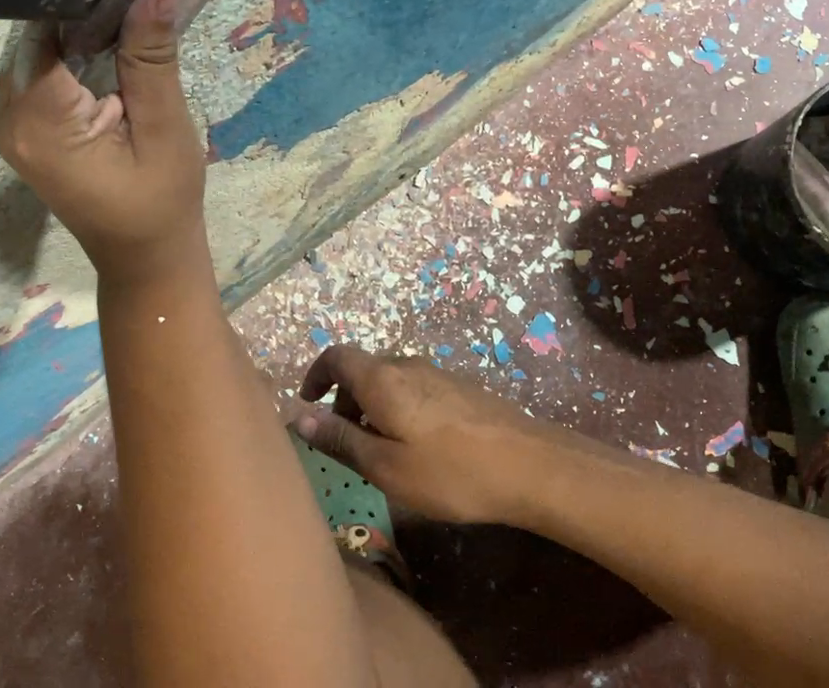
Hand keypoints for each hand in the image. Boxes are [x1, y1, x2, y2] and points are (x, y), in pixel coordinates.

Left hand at [0, 0, 207, 281]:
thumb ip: (151, 54)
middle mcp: (7, 119)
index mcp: (38, 120)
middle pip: (32, 37)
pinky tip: (104, 42)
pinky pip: (38, 75)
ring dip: (74, 28)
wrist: (146, 257)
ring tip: (122, 3)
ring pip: (34, 52)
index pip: (40, 28)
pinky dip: (69, 54)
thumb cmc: (161, 200)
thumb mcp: (163, 126)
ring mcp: (10, 128)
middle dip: (78, 7)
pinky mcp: (25, 132)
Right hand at [293, 344, 590, 525]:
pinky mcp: (461, 388)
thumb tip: (298, 416)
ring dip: (373, 407)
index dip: (315, 375)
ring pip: (391, 381)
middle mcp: (407, 365)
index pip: (336, 356)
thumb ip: (340, 439)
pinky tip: (418, 448)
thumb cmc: (449, 472)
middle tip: (345, 443)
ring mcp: (438, 374)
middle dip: (344, 400)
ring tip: (380, 452)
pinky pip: (415, 390)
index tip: (307, 405)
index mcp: (382, 379)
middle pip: (363, 369)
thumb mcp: (385, 466)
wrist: (530, 466)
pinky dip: (399, 410)